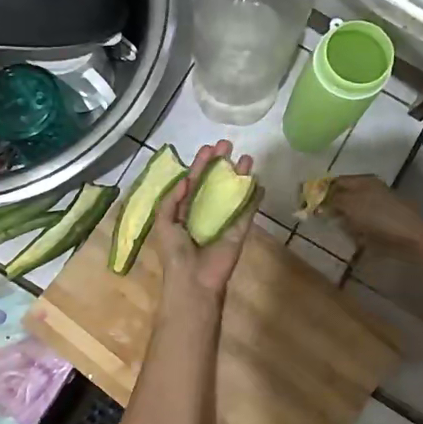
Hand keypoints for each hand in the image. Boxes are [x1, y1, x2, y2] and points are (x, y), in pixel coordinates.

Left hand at [155, 141, 259, 307]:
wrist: (194, 280)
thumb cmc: (174, 252)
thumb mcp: (164, 222)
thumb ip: (171, 199)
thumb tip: (186, 179)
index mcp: (184, 211)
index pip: (193, 182)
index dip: (200, 165)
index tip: (209, 147)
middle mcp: (204, 212)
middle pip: (214, 183)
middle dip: (220, 163)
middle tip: (228, 143)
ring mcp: (223, 221)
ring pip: (232, 192)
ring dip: (239, 175)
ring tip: (246, 157)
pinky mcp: (238, 230)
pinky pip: (247, 210)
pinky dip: (253, 197)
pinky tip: (258, 182)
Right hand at [320, 175, 422, 252]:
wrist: (410, 236)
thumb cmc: (378, 216)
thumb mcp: (350, 204)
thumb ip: (331, 200)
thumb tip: (316, 201)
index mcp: (362, 181)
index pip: (335, 182)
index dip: (320, 190)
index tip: (305, 203)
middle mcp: (368, 191)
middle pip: (341, 196)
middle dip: (329, 206)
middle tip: (316, 217)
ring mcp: (375, 207)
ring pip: (349, 212)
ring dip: (340, 220)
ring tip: (332, 228)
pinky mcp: (379, 223)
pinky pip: (358, 225)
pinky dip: (351, 230)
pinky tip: (348, 236)